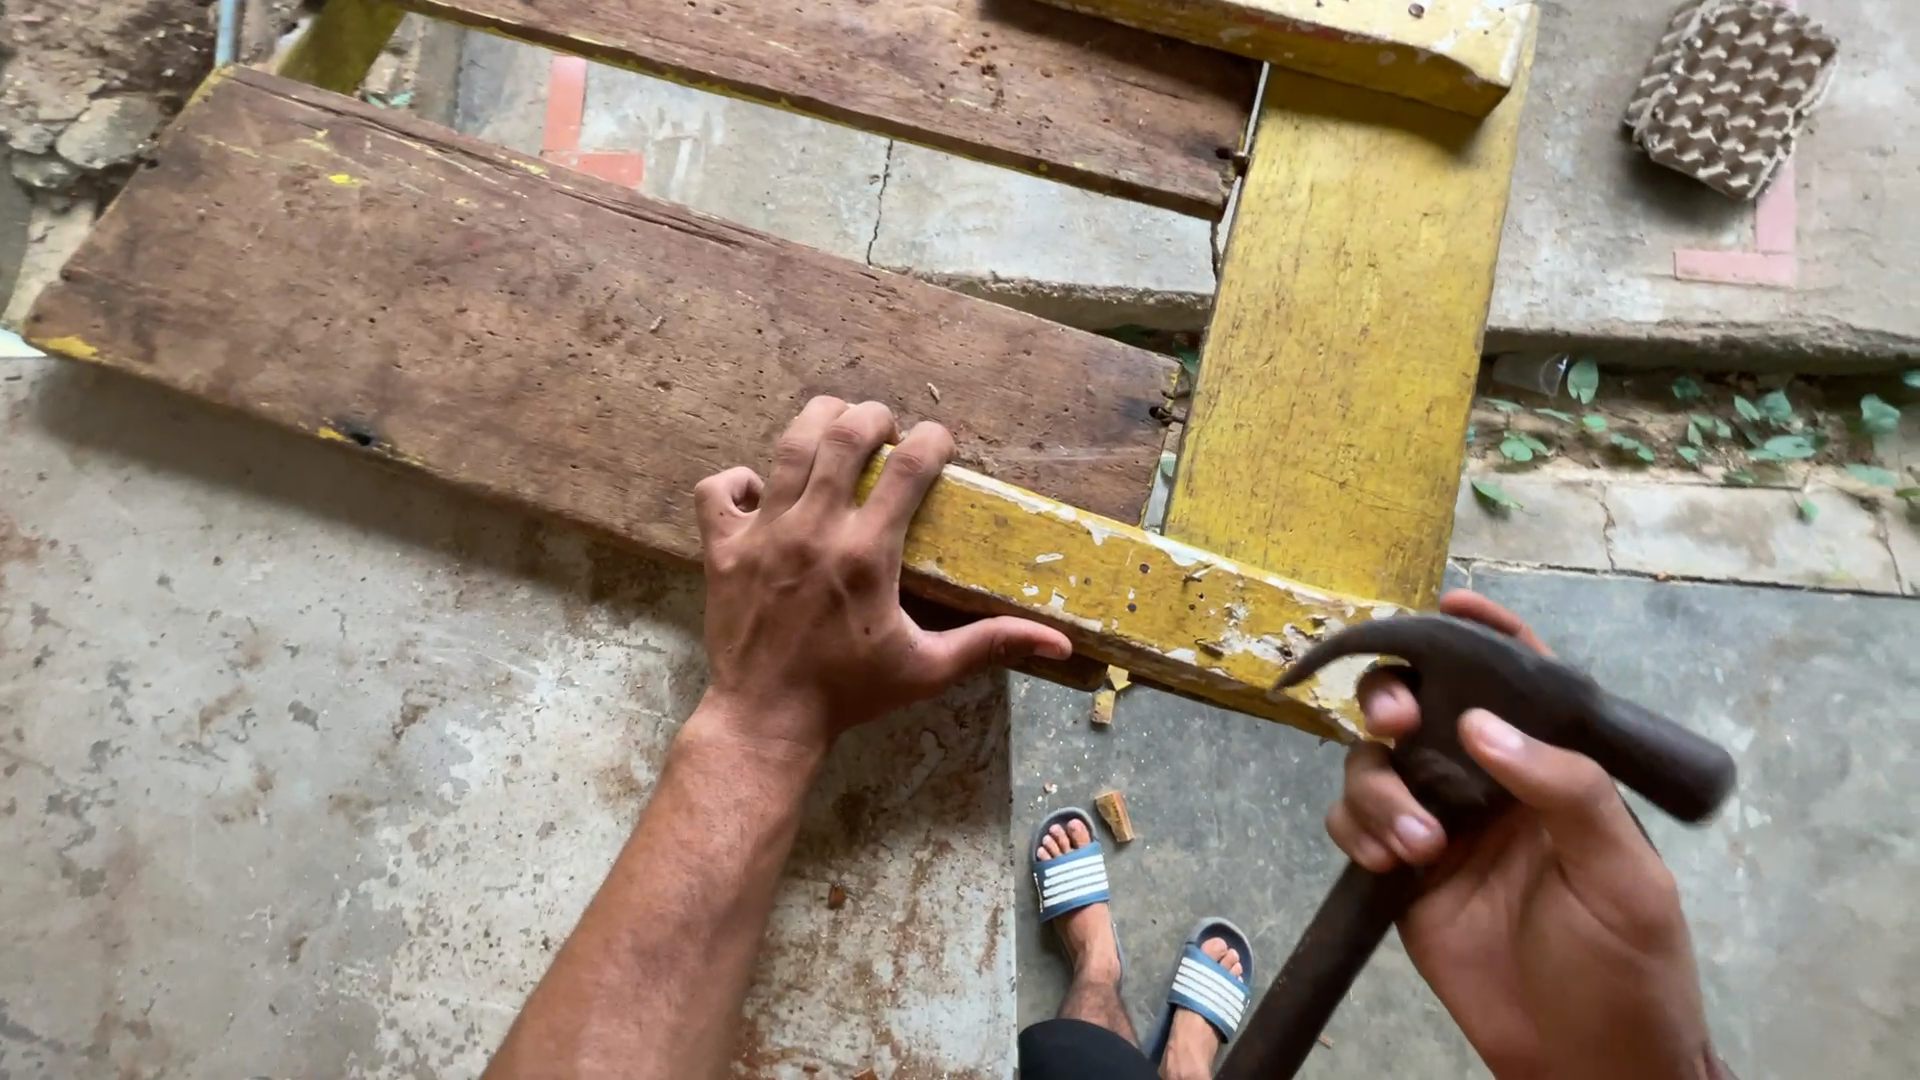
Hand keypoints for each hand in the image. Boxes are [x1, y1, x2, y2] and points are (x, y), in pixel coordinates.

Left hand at [692, 397, 1071, 752]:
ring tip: (836, 427)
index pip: (909, 466)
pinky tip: (762, 492)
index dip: (933, 440)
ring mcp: (763, 534)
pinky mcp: (723, 548)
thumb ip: (991, 644)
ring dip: (817, 423)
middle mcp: (814, 530)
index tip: (941, 443)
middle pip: (844, 435)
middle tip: (885, 429)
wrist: (767, 719)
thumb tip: (1058, 643)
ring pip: (788, 446)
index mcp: (867, 554)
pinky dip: (739, 480)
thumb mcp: (928, 669)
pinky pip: (719, 489)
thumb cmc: (851, 693)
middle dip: (872, 416)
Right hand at [1326, 591, 1717, 1079]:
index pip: (1515, 685)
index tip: (1452, 605)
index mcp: (1541, 770)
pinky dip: (1355, 828)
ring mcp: (1428, 816)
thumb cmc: (1623, 964)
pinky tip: (1387, 863)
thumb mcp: (1622, 877)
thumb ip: (1566, 791)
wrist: (1575, 1057)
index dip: (1483, 637)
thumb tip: (1477, 725)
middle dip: (1389, 698)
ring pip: (1368, 762)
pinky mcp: (1389, 857)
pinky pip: (1348, 818)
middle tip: (1395, 722)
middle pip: (1411, 706)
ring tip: (1414, 848)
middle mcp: (1476, 780)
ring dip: (1378, 793)